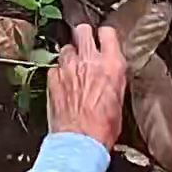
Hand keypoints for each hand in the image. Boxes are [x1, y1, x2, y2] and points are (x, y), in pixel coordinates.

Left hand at [49, 24, 127, 147]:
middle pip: (82, 30)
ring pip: (66, 48)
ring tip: (73, 69)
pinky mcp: (52, 78)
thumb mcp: (119, 98)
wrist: (80, 141)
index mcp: (111, 64)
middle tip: (84, 45)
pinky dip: (58, 72)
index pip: (107, 32)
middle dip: (83, 36)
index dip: (104, 35)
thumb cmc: (102, 127)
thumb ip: (113, 77)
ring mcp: (68, 67)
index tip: (103, 39)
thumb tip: (110, 71)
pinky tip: (63, 83)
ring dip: (70, 55)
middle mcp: (89, 61)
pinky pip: (54, 66)